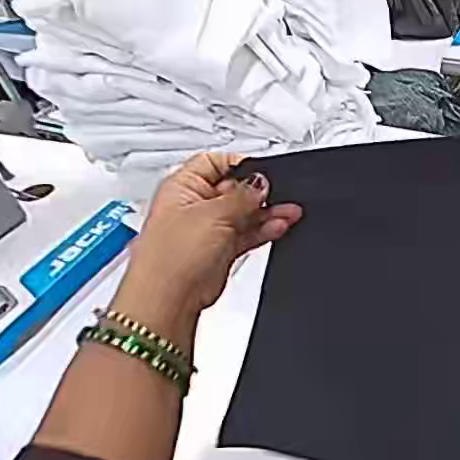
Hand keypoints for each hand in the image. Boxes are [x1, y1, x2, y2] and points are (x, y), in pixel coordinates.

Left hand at [119, 153, 302, 323]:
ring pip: (245, 213)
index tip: (263, 172)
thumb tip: (260, 182)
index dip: (240, 165)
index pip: (214, 162)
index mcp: (182, 187)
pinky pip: (249, 234)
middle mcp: (195, 206)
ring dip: (267, 212)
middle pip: (234, 190)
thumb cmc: (171, 256)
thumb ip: (242, 196)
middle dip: (258, 192)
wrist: (170, 297)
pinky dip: (265, 230)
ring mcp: (209, 229)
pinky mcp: (222, 250)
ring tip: (289, 212)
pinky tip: (279, 226)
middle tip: (280, 195)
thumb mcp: (213, 214)